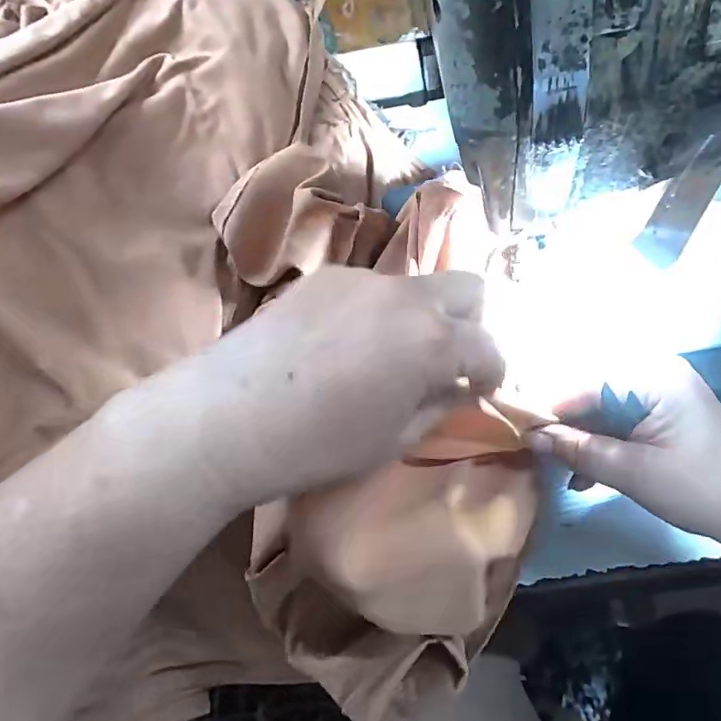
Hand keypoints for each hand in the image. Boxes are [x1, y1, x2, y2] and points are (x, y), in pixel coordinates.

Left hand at [158, 267, 503, 509]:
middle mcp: (404, 295)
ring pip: (413, 285)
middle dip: (471, 322)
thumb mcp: (393, 439)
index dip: (493, 372)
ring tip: (386, 354)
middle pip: (467, 287)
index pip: (489, 345)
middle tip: (447, 359)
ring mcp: (360, 278)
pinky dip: (375, 309)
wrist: (228, 415)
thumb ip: (437, 405)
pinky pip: (368, 286)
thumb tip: (456, 388)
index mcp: (434, 340)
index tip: (480, 390)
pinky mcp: (322, 276)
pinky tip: (341, 344)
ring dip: (419, 315)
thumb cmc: (318, 443)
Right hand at [525, 359, 720, 554]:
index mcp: (653, 376)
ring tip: (557, 466)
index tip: (517, 430)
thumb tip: (531, 436)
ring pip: (600, 406)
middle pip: (590, 390)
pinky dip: (599, 441)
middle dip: (561, 422)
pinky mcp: (661, 410)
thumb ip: (579, 450)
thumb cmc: (700, 490)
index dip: (548, 409)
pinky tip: (582, 473)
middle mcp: (655, 371)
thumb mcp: (632, 473)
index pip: (584, 384)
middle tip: (533, 447)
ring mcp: (659, 390)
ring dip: (578, 436)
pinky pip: (618, 416)